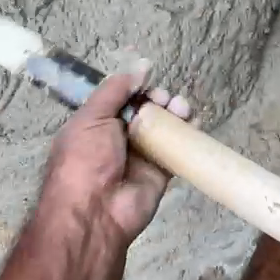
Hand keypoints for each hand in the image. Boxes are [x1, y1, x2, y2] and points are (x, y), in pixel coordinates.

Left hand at [37, 62, 192, 250]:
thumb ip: (116, 90)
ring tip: (180, 107)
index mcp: (97, 125)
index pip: (122, 100)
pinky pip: (177, 150)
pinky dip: (188, 135)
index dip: (136, 89)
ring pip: (164, 128)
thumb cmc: (84, 159)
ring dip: (175, 112)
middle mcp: (119, 140)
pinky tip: (194, 121)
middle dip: (158, 99)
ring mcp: (141, 157)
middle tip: (163, 99)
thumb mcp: (92, 116)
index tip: (148, 82)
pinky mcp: (160, 174)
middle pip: (146, 111)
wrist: (93, 212)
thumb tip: (142, 66)